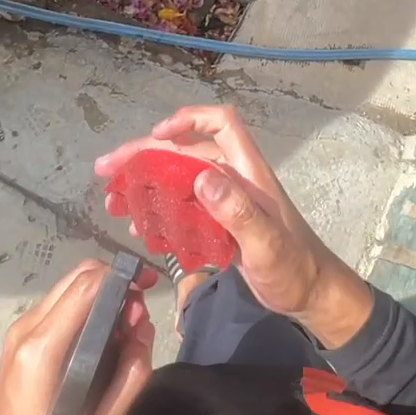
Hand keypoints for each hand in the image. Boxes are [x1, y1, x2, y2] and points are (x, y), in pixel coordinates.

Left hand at [0, 259, 157, 414]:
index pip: (88, 283)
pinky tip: (98, 335)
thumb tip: (144, 328)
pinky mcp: (18, 338)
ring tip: (122, 328)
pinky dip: (85, 307)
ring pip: (69, 286)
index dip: (123, 277)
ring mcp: (18, 331)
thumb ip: (129, 377)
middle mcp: (25, 328)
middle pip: (79, 276)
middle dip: (115, 283)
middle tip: (137, 313)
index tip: (147, 291)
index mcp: (40, 348)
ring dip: (101, 295)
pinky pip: (58, 304)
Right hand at [94, 105, 373, 347]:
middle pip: (186, 150)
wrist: (309, 294)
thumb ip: (237, 212)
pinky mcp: (219, 221)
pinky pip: (183, 204)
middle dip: (145, 155)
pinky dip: (158, 209)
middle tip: (106, 172)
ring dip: (145, 182)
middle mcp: (235, 176)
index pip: (221, 124)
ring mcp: (226, 198)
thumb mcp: (266, 244)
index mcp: (248, 171)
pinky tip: (139, 225)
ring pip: (179, 176)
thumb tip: (202, 177)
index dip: (189, 120)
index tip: (157, 134)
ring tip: (113, 201)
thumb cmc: (293, 268)